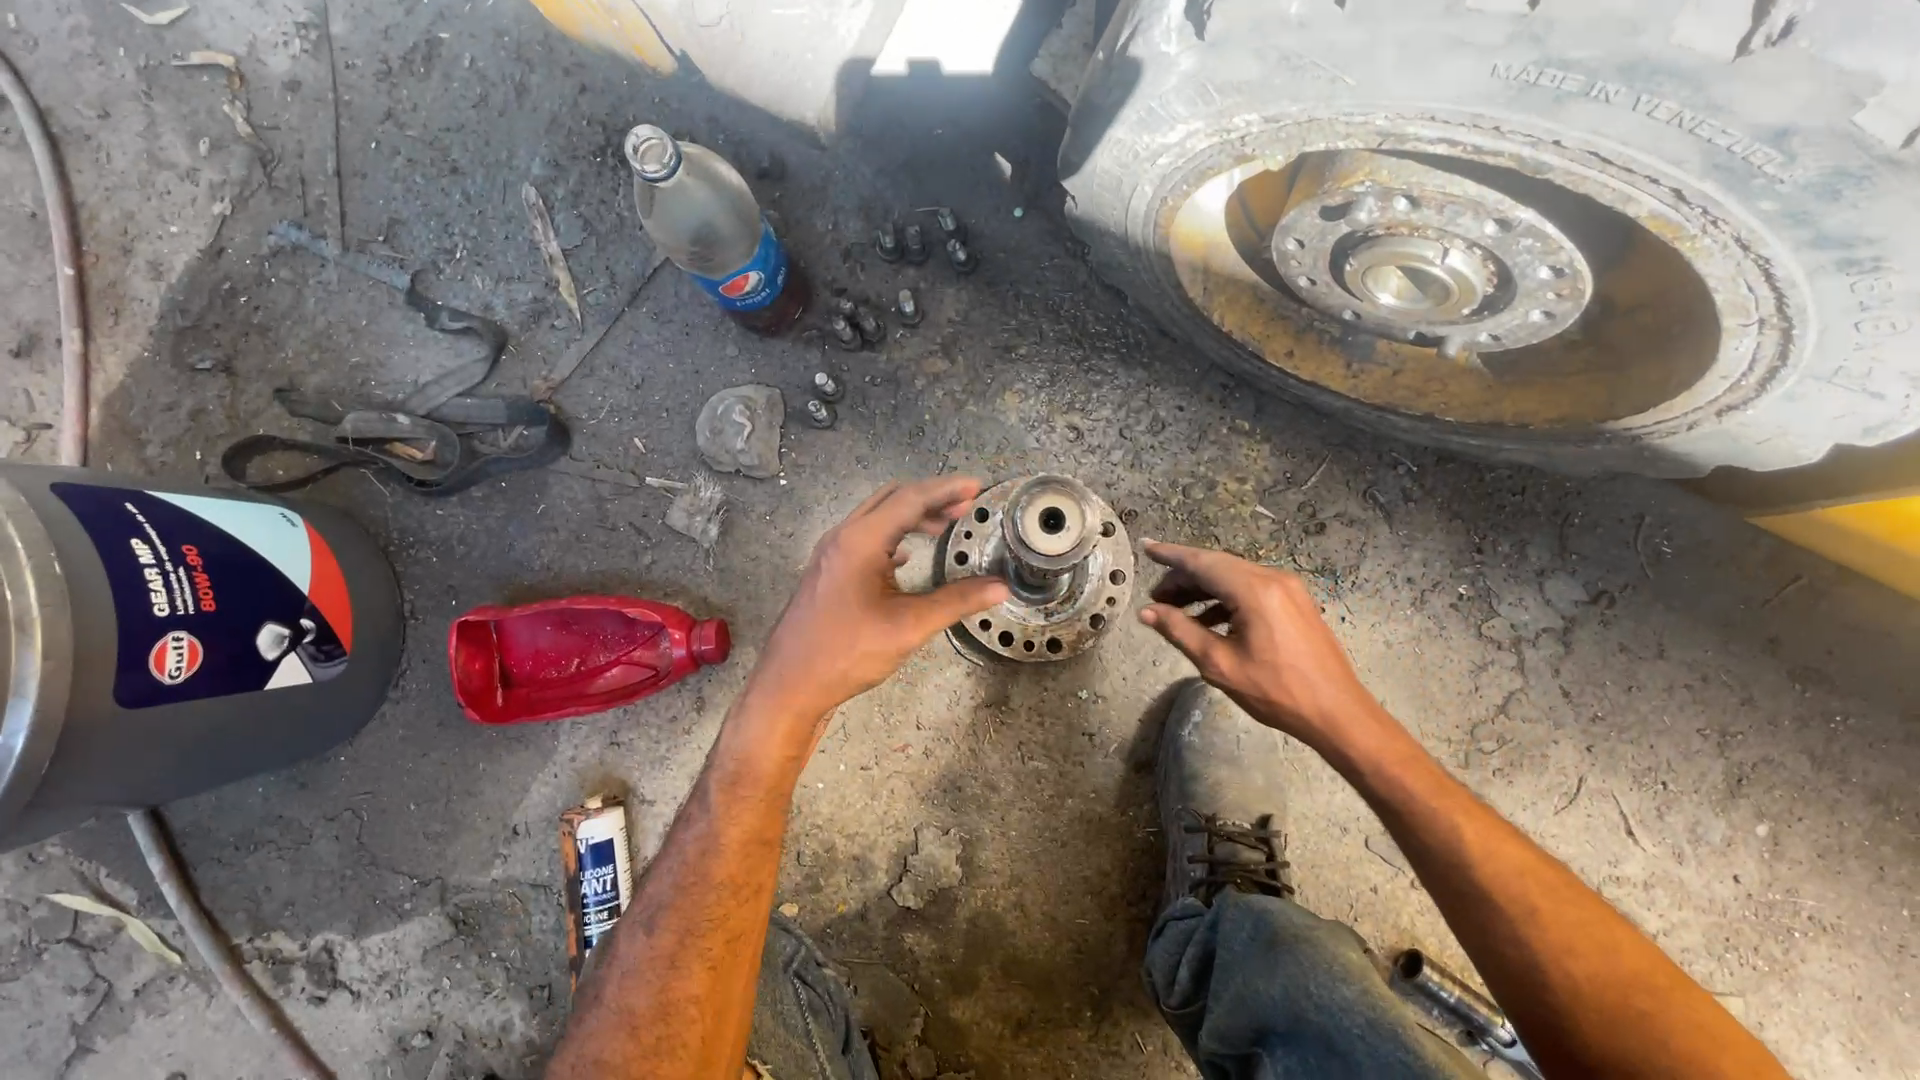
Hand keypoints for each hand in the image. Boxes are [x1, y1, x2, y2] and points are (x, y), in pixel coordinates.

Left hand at [747, 476, 1010, 729]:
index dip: (947, 489)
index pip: (910, 499)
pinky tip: (906, 557)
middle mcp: (842, 537)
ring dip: (910, 516)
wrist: (790, 683)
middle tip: (965, 505)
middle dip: (930, 497)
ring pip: (876, 518)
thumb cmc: (847, 652)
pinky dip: (892, 536)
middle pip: (891, 500)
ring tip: (944, 527)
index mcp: (860, 540)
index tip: (977, 486)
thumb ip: (956, 601)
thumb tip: (1000, 588)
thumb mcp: (908, 626)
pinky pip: (864, 538)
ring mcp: (831, 554)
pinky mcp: (828, 572)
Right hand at [1137, 541, 1398, 757]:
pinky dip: (1225, 598)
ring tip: (1175, 611)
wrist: (1336, 712)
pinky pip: (1250, 588)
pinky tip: (1208, 620)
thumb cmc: (1275, 691)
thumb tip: (1147, 612)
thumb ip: (1179, 631)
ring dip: (1203, 588)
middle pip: (1217, 565)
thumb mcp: (1219, 663)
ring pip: (1234, 576)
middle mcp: (1272, 579)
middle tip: (1156, 599)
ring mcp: (1288, 588)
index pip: (1202, 562)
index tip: (1146, 547)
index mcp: (1254, 590)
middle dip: (1183, 577)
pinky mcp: (1295, 601)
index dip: (1170, 555)